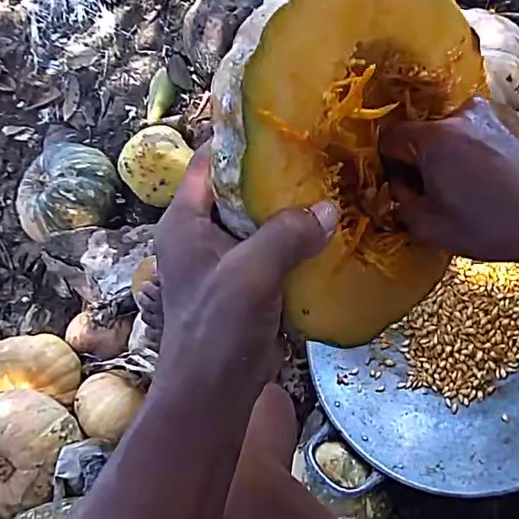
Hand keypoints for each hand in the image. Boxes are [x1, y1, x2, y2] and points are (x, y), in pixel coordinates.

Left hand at [152, 147, 335, 400]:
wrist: (214, 392)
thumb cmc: (217, 328)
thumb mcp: (250, 273)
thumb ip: (287, 235)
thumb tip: (329, 209)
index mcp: (185, 222)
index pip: (207, 163)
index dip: (239, 141)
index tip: (283, 126)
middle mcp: (202, 236)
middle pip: (240, 191)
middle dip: (278, 177)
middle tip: (321, 158)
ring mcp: (226, 261)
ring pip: (262, 223)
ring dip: (292, 213)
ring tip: (333, 191)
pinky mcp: (249, 284)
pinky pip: (275, 252)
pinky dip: (299, 243)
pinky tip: (330, 235)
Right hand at [381, 99, 518, 263]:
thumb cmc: (494, 227)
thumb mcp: (432, 228)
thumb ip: (402, 202)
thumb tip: (400, 186)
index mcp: (436, 138)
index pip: (392, 138)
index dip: (390, 164)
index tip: (402, 184)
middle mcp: (462, 114)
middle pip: (424, 132)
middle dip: (424, 159)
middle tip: (439, 192)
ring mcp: (492, 111)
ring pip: (453, 131)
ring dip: (452, 153)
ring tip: (472, 186)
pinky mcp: (514, 117)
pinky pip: (480, 129)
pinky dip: (477, 148)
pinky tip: (492, 177)